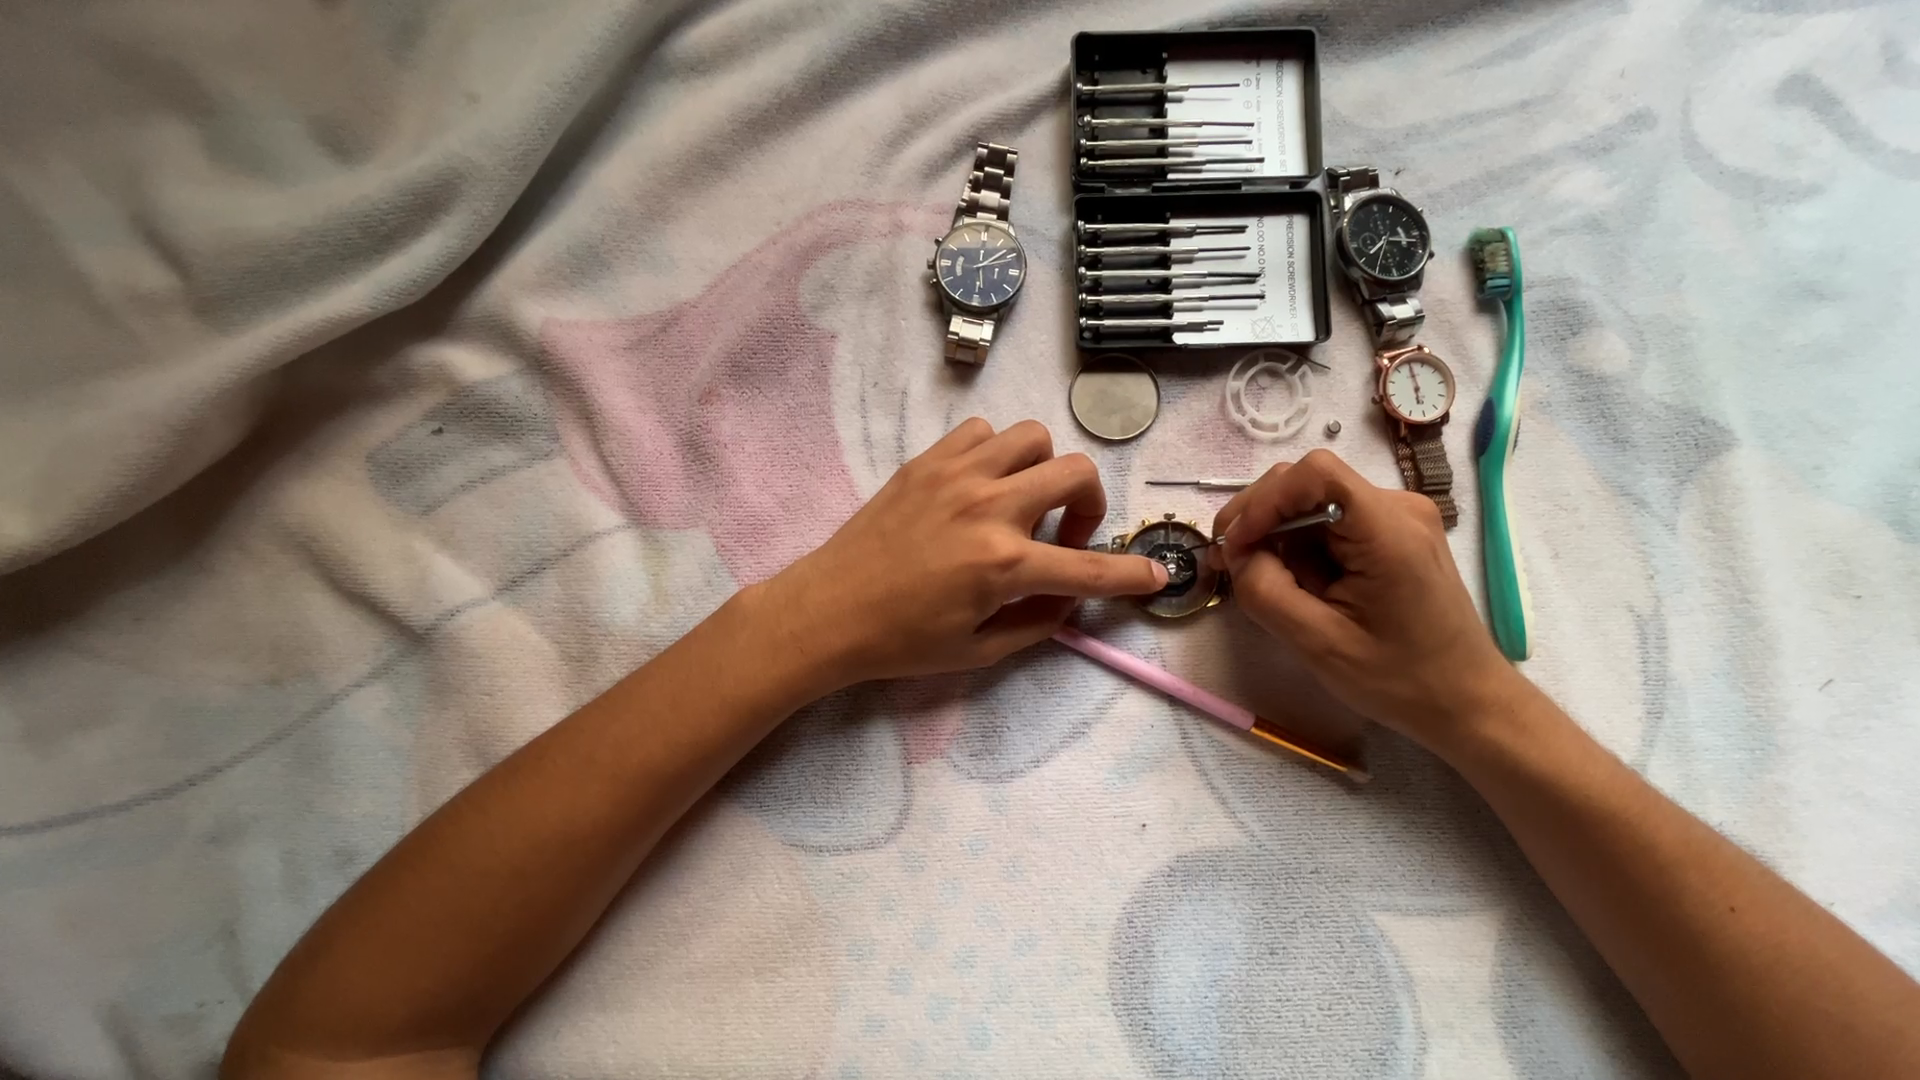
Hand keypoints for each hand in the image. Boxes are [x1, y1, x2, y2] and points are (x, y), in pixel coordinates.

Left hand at [761, 419, 1167, 687]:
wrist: (827, 611)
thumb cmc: (901, 641)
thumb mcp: (979, 651)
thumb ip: (1039, 623)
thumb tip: (1070, 597)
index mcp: (1003, 565)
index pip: (1089, 567)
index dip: (1132, 574)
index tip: (1156, 575)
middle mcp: (988, 508)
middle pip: (1076, 473)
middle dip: (1091, 505)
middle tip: (1065, 535)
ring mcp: (956, 476)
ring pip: (1032, 437)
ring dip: (1043, 470)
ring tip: (1023, 503)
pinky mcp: (926, 462)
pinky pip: (981, 432)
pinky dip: (996, 453)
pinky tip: (981, 486)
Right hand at [1210, 450, 1517, 746]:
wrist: (1464, 701)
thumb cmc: (1399, 679)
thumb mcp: (1318, 644)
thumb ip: (1266, 592)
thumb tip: (1237, 553)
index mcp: (1389, 531)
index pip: (1314, 474)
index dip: (1263, 501)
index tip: (1236, 546)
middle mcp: (1397, 508)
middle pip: (1305, 483)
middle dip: (1259, 518)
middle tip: (1230, 565)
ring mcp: (1396, 517)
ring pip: (1311, 502)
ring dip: (1277, 536)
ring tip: (1272, 584)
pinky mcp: (1390, 533)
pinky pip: (1328, 520)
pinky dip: (1298, 545)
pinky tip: (1297, 583)